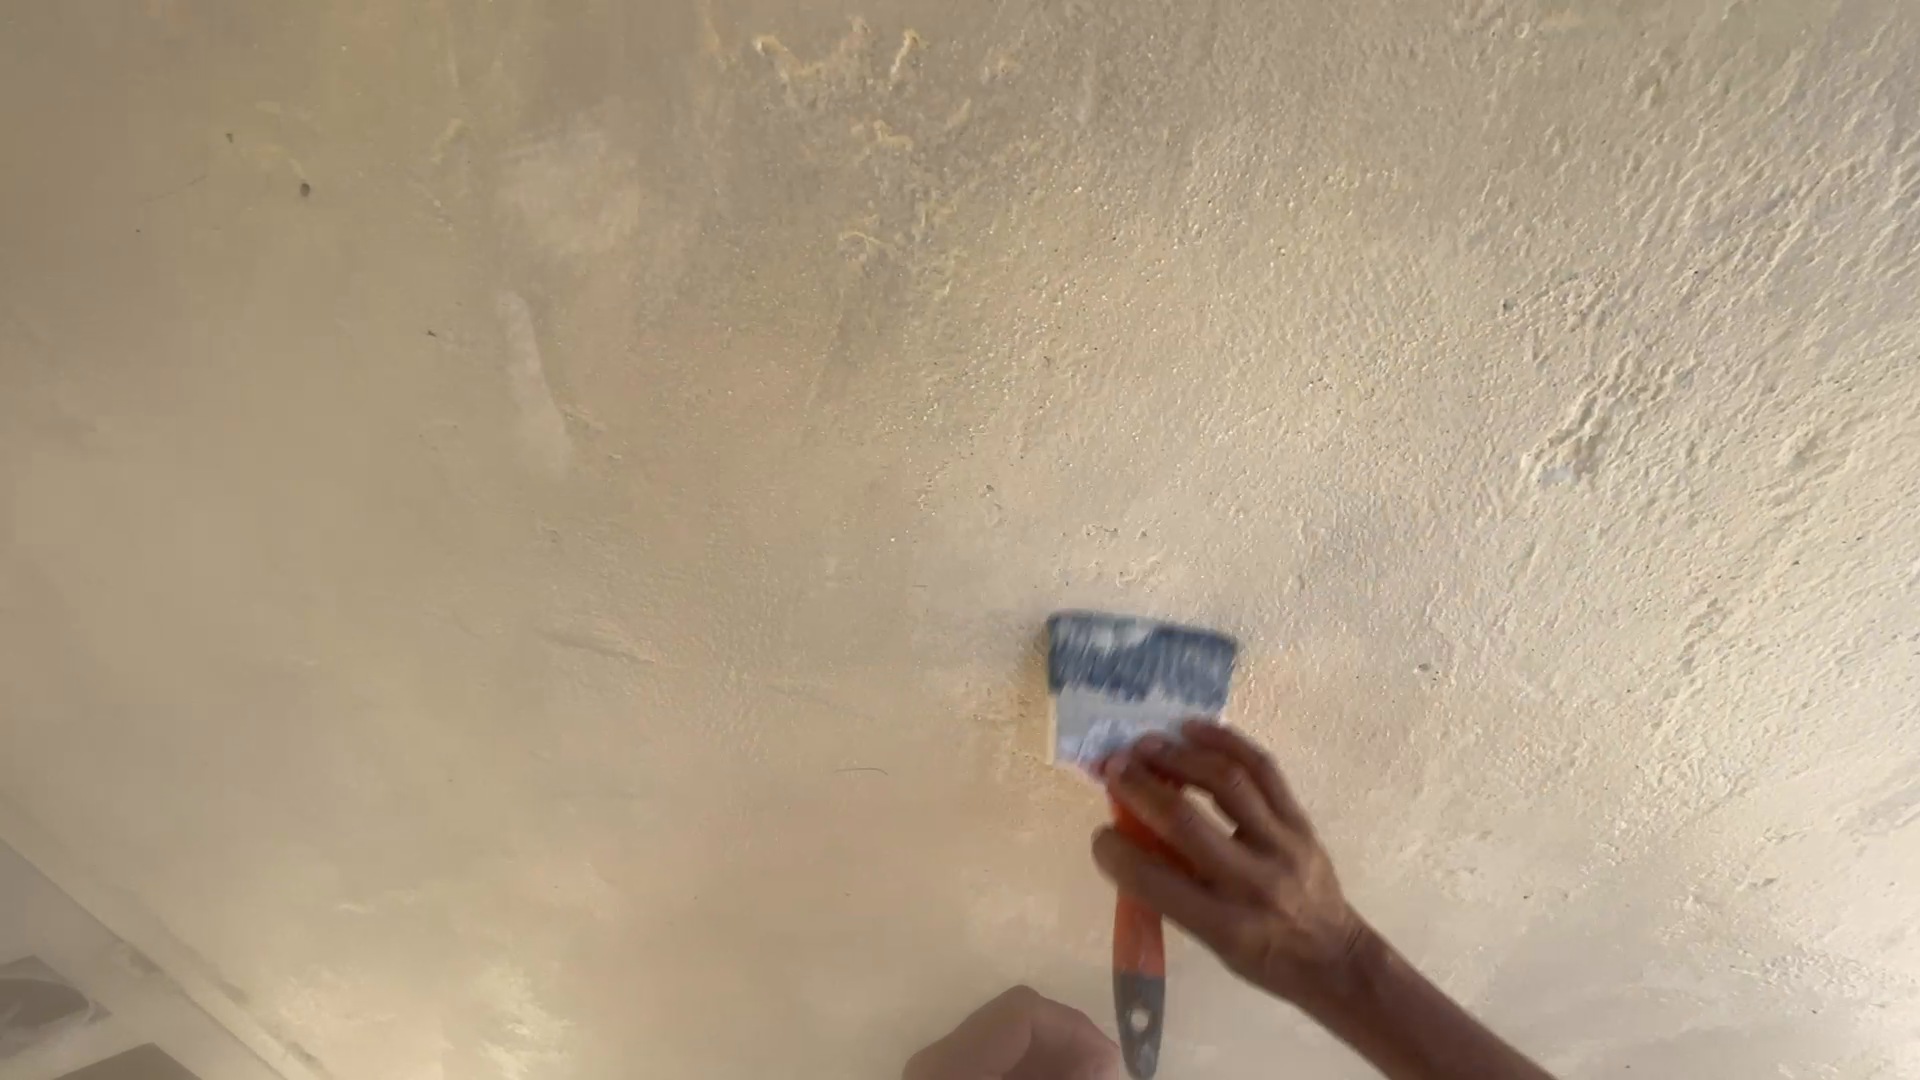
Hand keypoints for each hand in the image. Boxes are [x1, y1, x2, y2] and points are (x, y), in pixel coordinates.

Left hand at [903, 985, 1120, 1079]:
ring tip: (1088, 1077)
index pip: (1022, 1009)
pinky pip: (991, 1065)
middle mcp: (938, 1054)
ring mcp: (936, 1070)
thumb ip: (1064, 1076)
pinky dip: (1027, 1072)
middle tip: (1106, 1071)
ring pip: (1004, 1046)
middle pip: (1014, 1023)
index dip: (1075, 1026)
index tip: (1113, 1058)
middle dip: (1067, 1043)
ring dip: (1051, 1059)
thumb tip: (1105, 1060)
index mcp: (953, 1057)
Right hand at [1091, 721, 1367, 1006]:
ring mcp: (1284, 846)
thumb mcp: (1209, 940)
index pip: (1156, 882)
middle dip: (1140, 787)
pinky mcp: (1301, 821)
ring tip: (1147, 744)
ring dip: (1178, 756)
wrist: (1336, 959)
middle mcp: (1255, 884)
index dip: (1117, 853)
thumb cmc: (1260, 955)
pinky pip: (1263, 768)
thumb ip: (1170, 886)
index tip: (1099, 834)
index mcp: (1226, 927)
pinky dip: (1224, 741)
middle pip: (1186, 821)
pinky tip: (1192, 729)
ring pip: (1226, 782)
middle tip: (1114, 766)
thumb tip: (1129, 826)